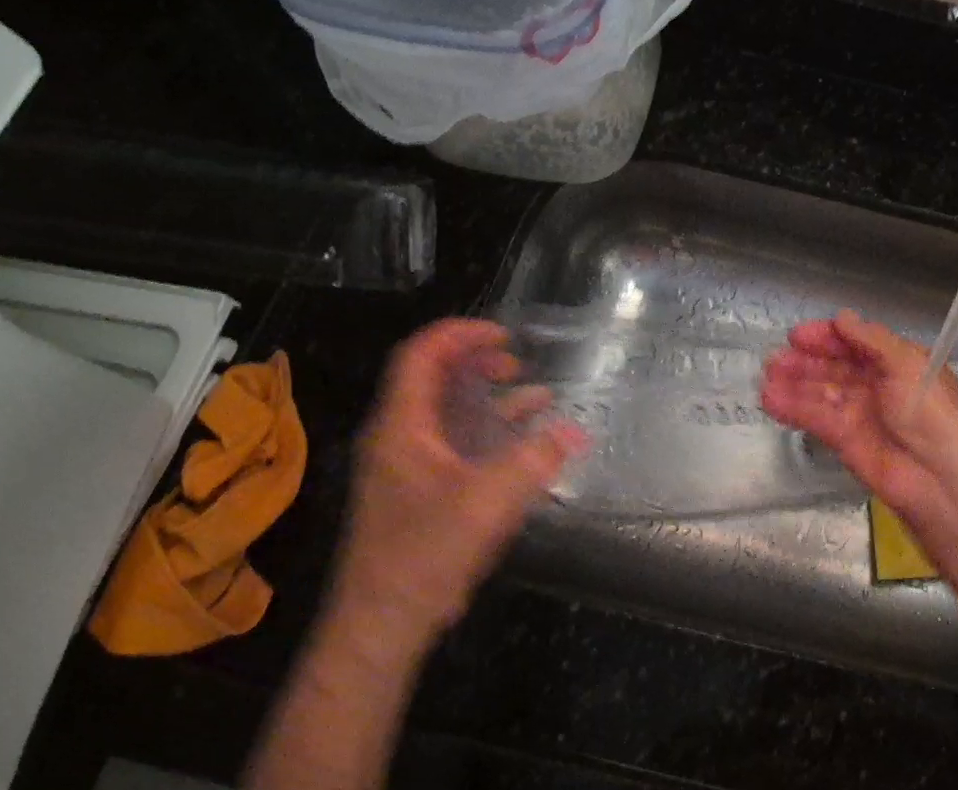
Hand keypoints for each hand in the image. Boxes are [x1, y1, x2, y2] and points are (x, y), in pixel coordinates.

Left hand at [329, 319, 587, 645]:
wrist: (381, 624)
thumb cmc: (424, 555)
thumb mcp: (486, 502)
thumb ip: (533, 460)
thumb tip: (575, 431)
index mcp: (401, 428)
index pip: (420, 356)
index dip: (461, 334)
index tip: (506, 334)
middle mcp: (398, 439)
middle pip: (432, 380)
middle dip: (478, 363)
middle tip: (519, 364)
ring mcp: (408, 467)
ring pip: (447, 414)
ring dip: (489, 399)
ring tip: (536, 396)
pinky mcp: (421, 494)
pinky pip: (456, 445)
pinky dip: (490, 434)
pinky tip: (526, 446)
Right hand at [760, 310, 957, 529]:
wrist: (939, 478)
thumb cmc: (931, 413)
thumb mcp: (909, 365)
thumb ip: (872, 340)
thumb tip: (842, 318)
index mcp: (899, 364)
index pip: (857, 344)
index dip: (829, 337)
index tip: (799, 335)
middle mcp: (878, 386)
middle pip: (835, 367)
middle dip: (806, 360)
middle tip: (775, 357)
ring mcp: (860, 413)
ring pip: (821, 392)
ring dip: (794, 382)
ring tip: (766, 375)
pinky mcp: (844, 440)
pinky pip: (816, 418)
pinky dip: (794, 408)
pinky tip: (770, 399)